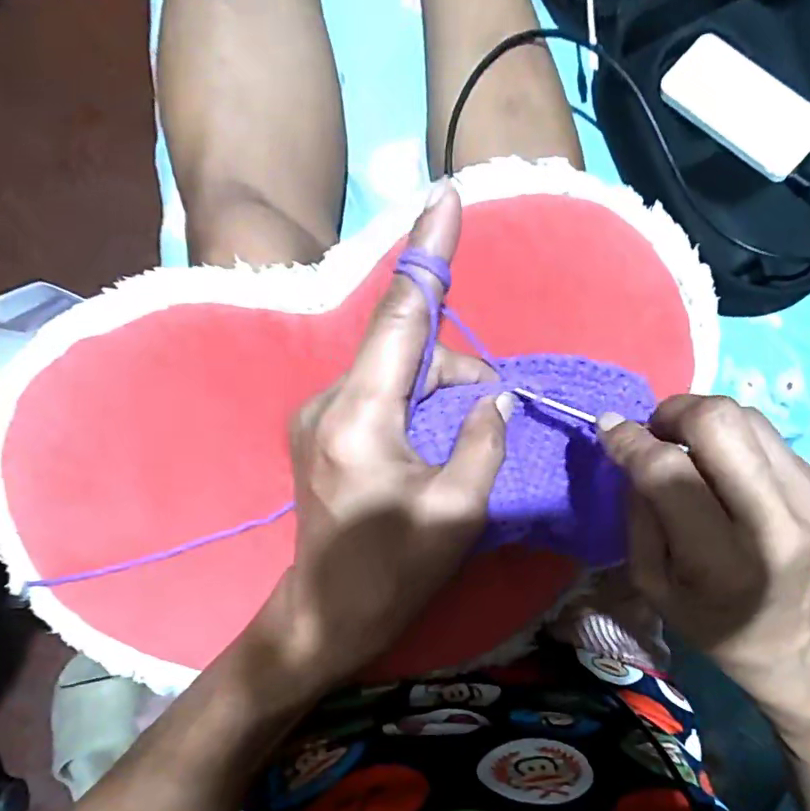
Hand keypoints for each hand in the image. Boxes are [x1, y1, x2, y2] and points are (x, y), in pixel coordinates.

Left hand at [252, 181, 510, 690]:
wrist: (326, 614)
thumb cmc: (393, 571)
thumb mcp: (458, 511)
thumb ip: (484, 440)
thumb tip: (493, 394)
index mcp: (360, 416)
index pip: (402, 317)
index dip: (428, 256)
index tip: (446, 196)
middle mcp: (327, 401)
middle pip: (405, 351)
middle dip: (455, 370)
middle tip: (492, 411)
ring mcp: (316, 416)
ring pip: (393, 374)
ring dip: (436, 393)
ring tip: (463, 440)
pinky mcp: (318, 433)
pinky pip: (376, 396)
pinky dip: (412, 406)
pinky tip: (431, 442)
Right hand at [597, 395, 809, 731]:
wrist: (781, 633)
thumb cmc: (701, 613)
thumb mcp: (649, 578)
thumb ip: (639, 510)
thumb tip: (629, 439)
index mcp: (723, 561)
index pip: (671, 473)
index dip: (633, 442)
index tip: (610, 429)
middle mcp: (778, 523)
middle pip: (720, 422)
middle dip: (674, 414)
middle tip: (656, 433)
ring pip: (745, 416)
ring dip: (703, 424)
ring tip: (688, 451)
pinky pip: (766, 433)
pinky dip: (732, 440)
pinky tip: (724, 469)